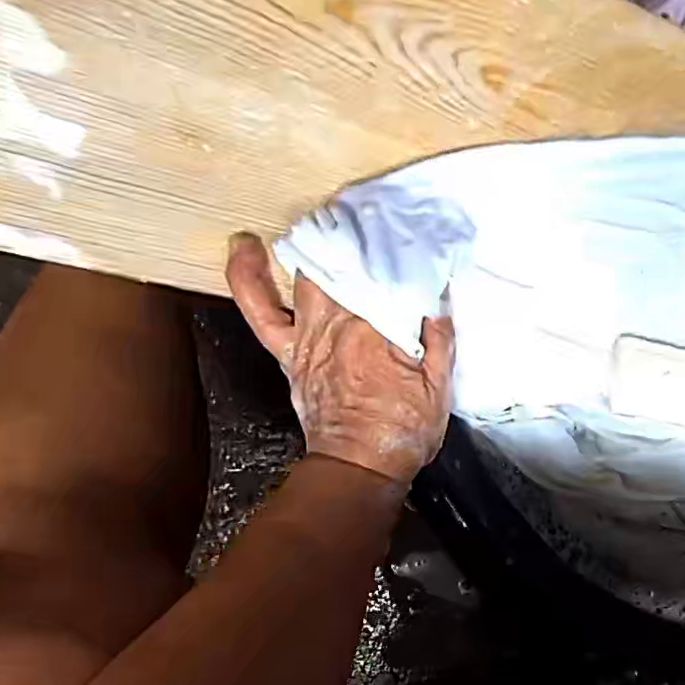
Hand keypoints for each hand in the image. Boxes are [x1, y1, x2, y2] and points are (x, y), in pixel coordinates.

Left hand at [225, 233, 455, 484]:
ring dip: (318, 244)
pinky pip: (259, 308)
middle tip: (372, 217)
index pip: (388, 273)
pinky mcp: (290, 352)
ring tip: (329, 222)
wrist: (360, 466)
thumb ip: (439, 339)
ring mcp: (310, 335)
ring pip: (308, 273)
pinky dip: (247, 275)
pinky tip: (245, 246)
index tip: (410, 227)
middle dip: (359, 236)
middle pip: (346, 264)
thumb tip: (437, 297)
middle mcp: (341, 324)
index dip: (398, 246)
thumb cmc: (403, 432)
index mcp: (380, 330)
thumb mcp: (439, 388)